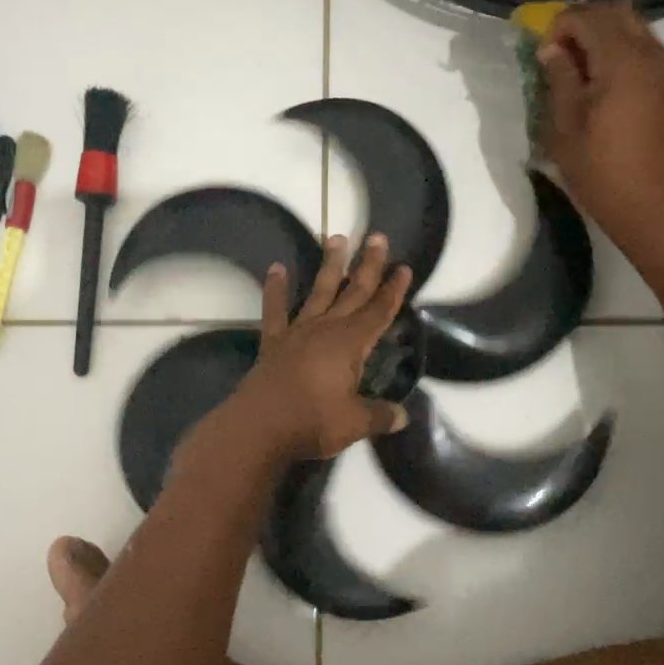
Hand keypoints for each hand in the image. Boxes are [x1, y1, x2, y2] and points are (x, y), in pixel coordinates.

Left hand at [230, 233, 412, 460]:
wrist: (259, 426)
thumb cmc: (312, 422)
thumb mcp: (354, 423)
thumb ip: (379, 416)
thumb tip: (402, 416)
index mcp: (351, 344)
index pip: (379, 312)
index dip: (393, 292)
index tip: (404, 268)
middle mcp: (326, 329)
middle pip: (353, 293)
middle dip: (368, 266)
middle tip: (377, 237)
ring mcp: (297, 333)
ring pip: (318, 292)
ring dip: (329, 266)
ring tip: (335, 237)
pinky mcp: (273, 342)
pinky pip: (275, 310)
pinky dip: (276, 289)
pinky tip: (276, 268)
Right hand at [537, 2, 663, 231]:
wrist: (653, 200)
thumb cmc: (601, 169)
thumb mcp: (565, 127)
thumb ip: (558, 80)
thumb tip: (551, 51)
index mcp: (621, 60)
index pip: (587, 17)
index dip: (559, 27)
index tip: (543, 55)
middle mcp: (649, 51)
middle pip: (616, 12)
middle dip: (584, 23)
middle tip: (561, 54)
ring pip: (634, 26)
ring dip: (604, 36)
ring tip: (580, 71)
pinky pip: (645, 47)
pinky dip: (622, 51)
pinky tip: (604, 84)